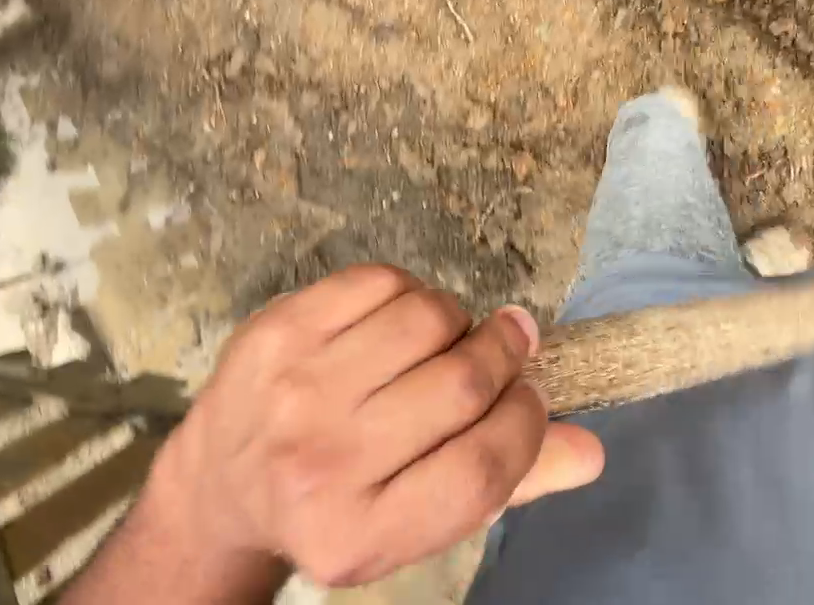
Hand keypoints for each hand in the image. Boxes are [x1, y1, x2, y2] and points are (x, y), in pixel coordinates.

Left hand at [140, 265, 604, 591]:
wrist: (223, 483)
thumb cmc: (338, 502)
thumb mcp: (417, 518)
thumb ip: (507, 483)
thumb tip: (590, 451)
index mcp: (362, 533)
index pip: (486, 466)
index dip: (529, 419)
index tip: (531, 396)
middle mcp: (323, 466)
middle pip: (463, 384)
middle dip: (505, 354)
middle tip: (509, 345)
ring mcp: (295, 390)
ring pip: (429, 318)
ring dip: (457, 321)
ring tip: (444, 341)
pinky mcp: (279, 328)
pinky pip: (384, 279)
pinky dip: (412, 291)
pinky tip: (399, 319)